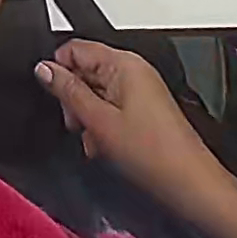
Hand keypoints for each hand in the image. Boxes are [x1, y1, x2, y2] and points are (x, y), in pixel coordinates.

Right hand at [34, 40, 232, 211]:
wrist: (193, 188)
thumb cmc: (156, 155)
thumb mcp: (98, 121)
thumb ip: (67, 91)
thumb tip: (43, 69)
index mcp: (124, 64)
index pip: (74, 49)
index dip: (59, 71)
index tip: (56, 96)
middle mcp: (133, 71)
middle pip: (83, 70)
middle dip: (73, 98)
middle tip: (78, 123)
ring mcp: (140, 90)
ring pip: (94, 91)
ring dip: (86, 116)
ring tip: (95, 139)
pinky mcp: (143, 109)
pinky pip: (109, 106)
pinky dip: (102, 124)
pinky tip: (105, 144)